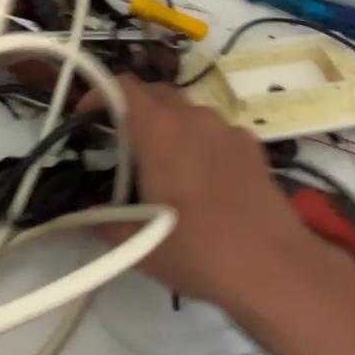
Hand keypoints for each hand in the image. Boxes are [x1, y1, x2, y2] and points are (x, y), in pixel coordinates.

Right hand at [93, 77, 354, 309]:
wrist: (274, 267)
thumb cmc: (198, 249)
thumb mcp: (138, 244)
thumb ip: (102, 224)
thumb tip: (81, 218)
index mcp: (160, 130)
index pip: (123, 87)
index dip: (99, 93)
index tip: (84, 116)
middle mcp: (194, 118)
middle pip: (156, 93)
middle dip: (131, 107)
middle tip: (117, 140)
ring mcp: (228, 130)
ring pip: (188, 111)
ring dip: (167, 124)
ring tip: (159, 161)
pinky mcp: (253, 147)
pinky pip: (216, 130)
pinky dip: (199, 140)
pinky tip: (200, 177)